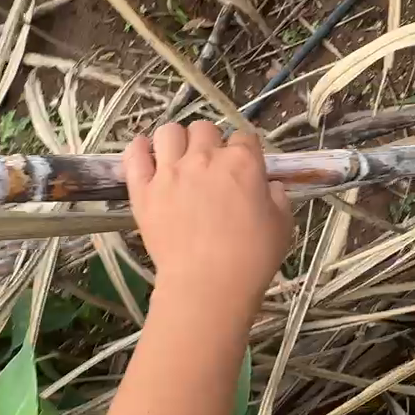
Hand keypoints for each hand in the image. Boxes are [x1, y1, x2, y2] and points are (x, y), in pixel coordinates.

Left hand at [124, 122, 292, 311]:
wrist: (209, 284)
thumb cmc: (253, 257)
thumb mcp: (282, 225)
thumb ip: (277, 198)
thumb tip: (268, 187)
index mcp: (243, 163)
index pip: (246, 137)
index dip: (248, 150)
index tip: (247, 167)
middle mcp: (205, 159)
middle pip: (205, 129)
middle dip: (212, 142)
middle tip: (214, 165)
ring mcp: (170, 172)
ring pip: (169, 132)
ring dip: (178, 141)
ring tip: (181, 159)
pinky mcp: (143, 190)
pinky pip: (133, 155)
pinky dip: (138, 149)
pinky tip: (146, 154)